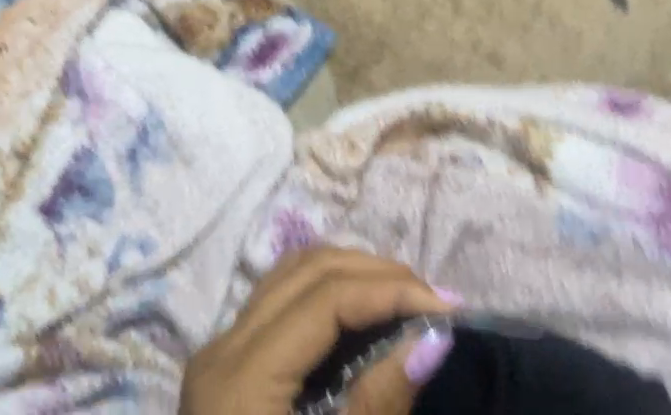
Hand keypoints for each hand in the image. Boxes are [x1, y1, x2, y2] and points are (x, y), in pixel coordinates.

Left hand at [179, 248, 458, 414]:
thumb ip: (380, 402)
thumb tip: (436, 337)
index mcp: (240, 376)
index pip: (326, 296)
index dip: (392, 291)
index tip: (450, 310)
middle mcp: (222, 347)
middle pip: (309, 269)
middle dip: (380, 273)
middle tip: (436, 303)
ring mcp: (219, 352)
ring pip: (292, 273)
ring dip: (354, 273)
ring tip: (407, 302)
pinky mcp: (227, 365)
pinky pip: (281, 297)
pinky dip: (328, 290)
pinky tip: (364, 315)